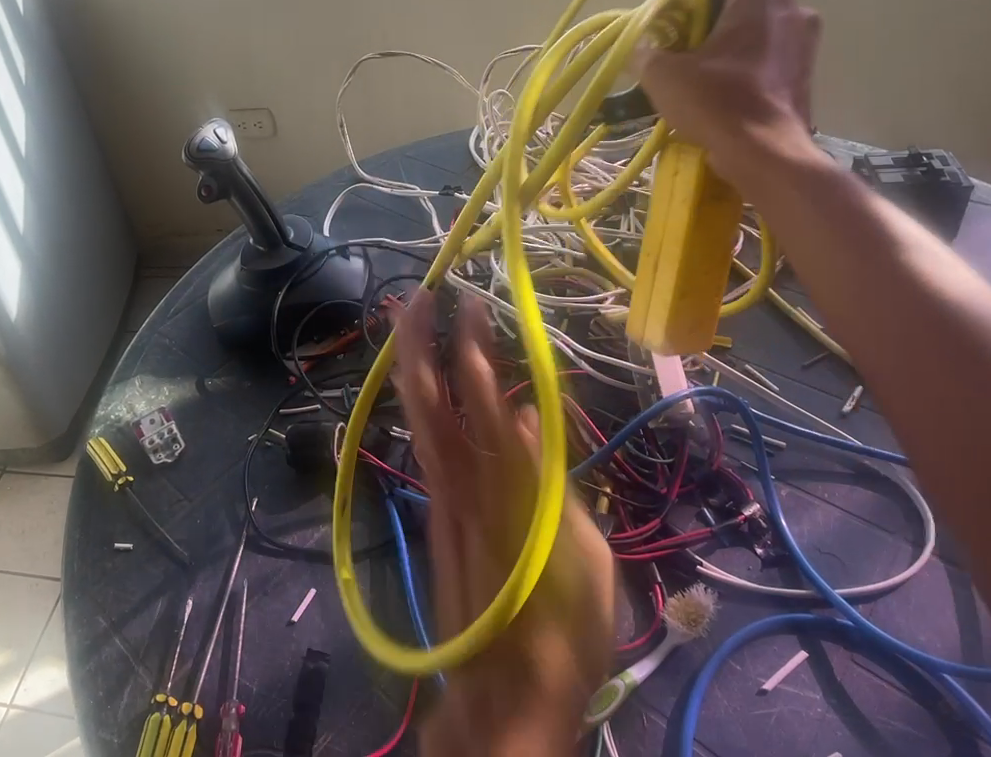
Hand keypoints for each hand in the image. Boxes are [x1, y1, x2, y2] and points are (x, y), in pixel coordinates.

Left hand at [390, 292, 616, 755]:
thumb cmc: (563, 633)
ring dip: (410, 366)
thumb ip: (553, 480)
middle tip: (417, 293)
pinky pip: (423, 446)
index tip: (470, 304)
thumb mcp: (585, 555)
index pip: (483, 400)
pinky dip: (418, 406)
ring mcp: (441, 499)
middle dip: (421, 342)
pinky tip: (419, 387)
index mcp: (508, 487)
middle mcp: (462, 483)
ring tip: (406, 325)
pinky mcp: (435, 516)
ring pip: (418, 420)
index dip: (473, 348)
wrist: (503, 696)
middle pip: (432, 399)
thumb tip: (530, 418)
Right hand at [634, 0, 822, 183]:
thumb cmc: (716, 100)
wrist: (765, 153)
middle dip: (703, 27)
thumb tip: (638, 47)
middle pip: (733, 6)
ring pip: (750, 34)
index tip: (665, 27)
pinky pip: (764, 60)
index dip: (684, 0)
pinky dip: (741, 70)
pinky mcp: (806, 73)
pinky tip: (719, 96)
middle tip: (674, 54)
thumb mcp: (662, 74)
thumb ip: (644, 51)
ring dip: (722, 50)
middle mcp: (793, 6)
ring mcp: (806, 41)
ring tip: (693, 79)